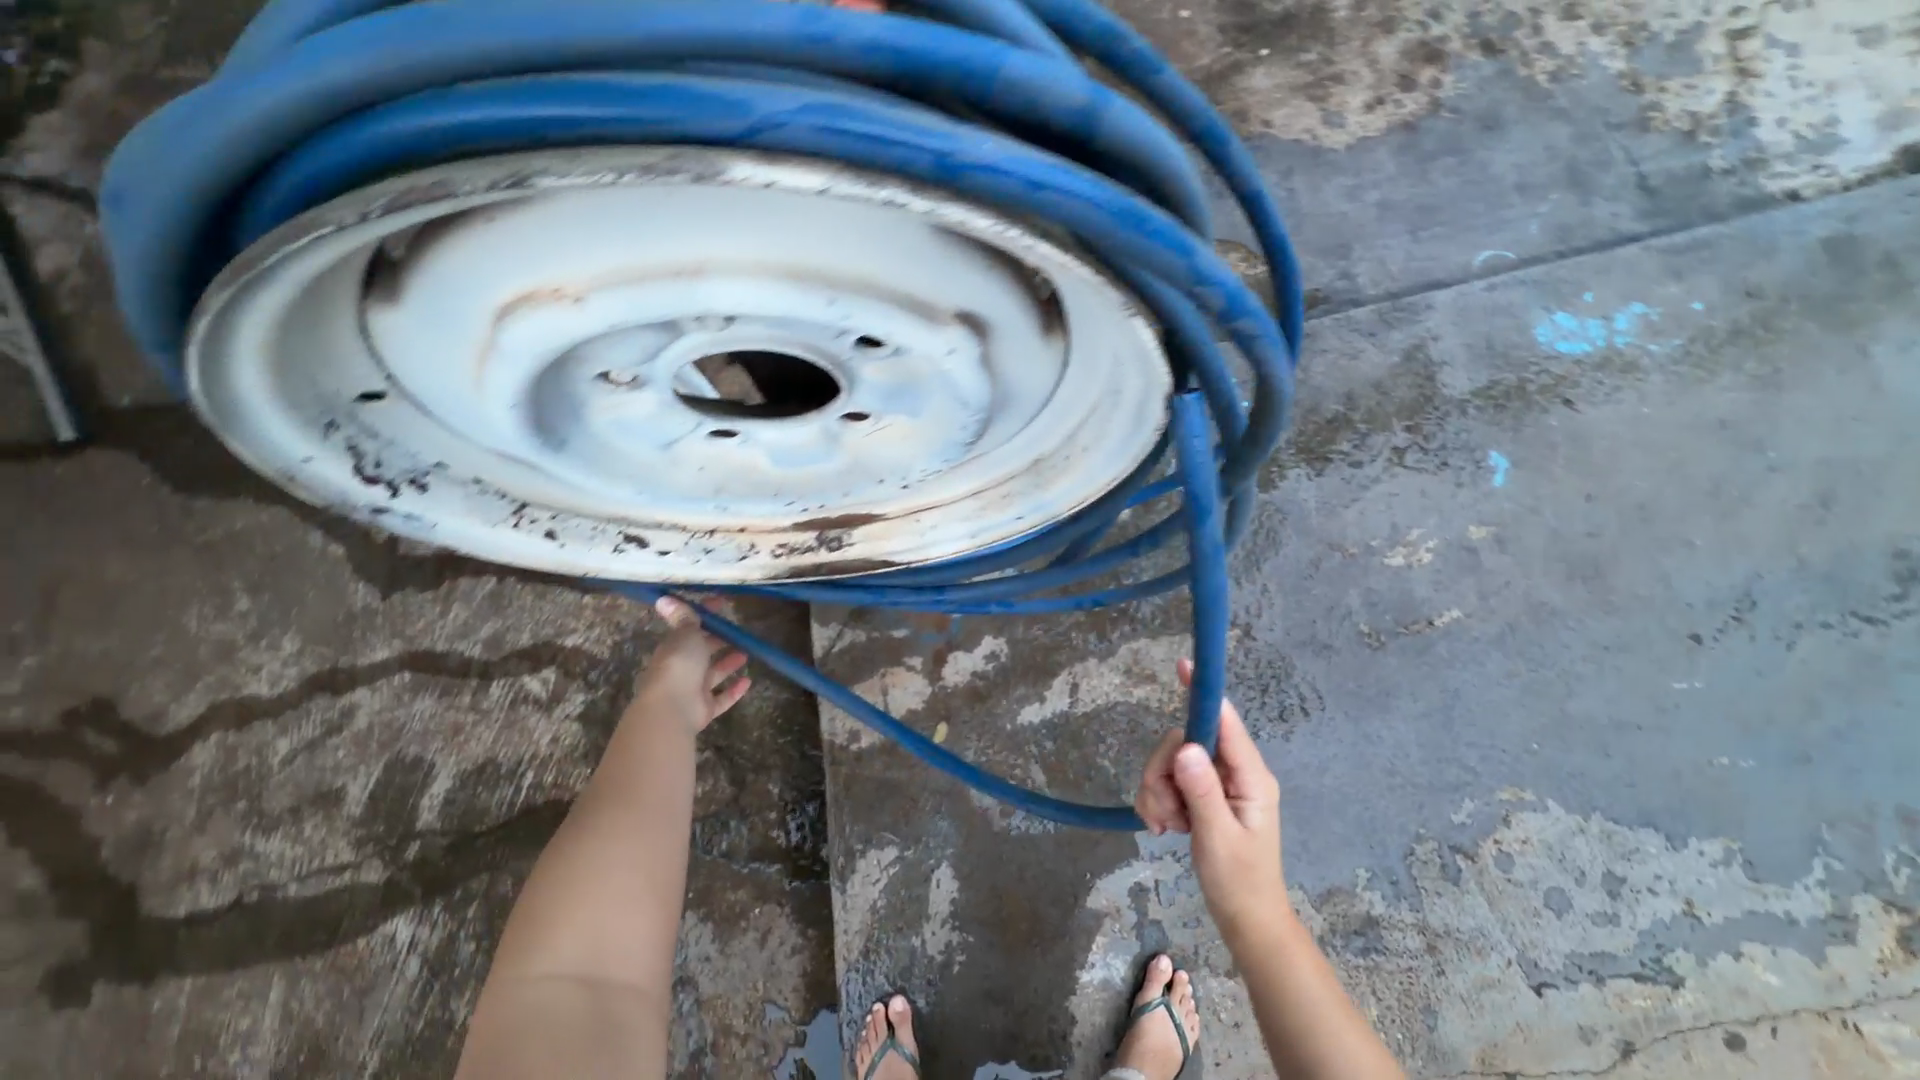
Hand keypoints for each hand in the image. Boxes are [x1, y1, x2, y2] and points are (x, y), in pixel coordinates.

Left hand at [634, 596, 751, 733]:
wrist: (672, 708)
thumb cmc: (679, 665)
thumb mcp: (685, 635)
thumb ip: (683, 618)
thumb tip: (663, 598)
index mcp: (674, 648)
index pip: (690, 626)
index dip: (705, 615)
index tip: (722, 604)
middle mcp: (682, 668)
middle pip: (701, 652)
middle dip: (718, 642)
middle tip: (738, 632)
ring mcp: (692, 690)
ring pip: (713, 675)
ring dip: (728, 664)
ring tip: (746, 653)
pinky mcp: (704, 709)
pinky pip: (721, 698)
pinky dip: (734, 691)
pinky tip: (748, 681)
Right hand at [1135, 659, 1287, 938]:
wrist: (1245, 919)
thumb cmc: (1239, 881)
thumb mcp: (1218, 837)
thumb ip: (1201, 790)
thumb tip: (1185, 747)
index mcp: (1250, 777)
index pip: (1224, 723)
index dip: (1202, 693)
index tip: (1182, 665)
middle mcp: (1234, 771)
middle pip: (1184, 743)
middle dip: (1162, 773)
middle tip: (1161, 812)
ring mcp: (1217, 782)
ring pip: (1170, 762)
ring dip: (1157, 791)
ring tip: (1164, 826)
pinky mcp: (1201, 795)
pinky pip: (1168, 781)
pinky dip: (1157, 801)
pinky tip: (1162, 827)